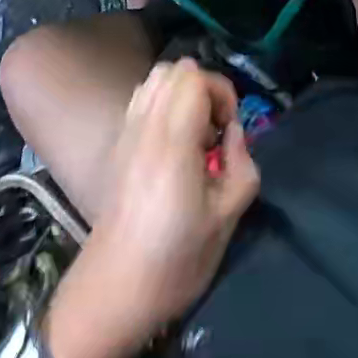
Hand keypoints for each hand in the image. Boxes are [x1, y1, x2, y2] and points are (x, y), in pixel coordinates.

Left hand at [43, 60, 259, 357]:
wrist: (116, 287)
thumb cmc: (176, 259)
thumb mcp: (227, 218)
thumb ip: (241, 164)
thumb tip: (233, 134)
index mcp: (172, 141)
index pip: (195, 79)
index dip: (222, 93)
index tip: (230, 130)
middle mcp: (145, 126)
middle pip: (175, 69)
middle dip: (205, 88)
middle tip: (215, 130)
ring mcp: (126, 131)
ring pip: (155, 78)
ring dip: (182, 92)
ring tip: (195, 133)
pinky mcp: (118, 143)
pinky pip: (141, 97)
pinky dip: (162, 102)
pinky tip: (173, 140)